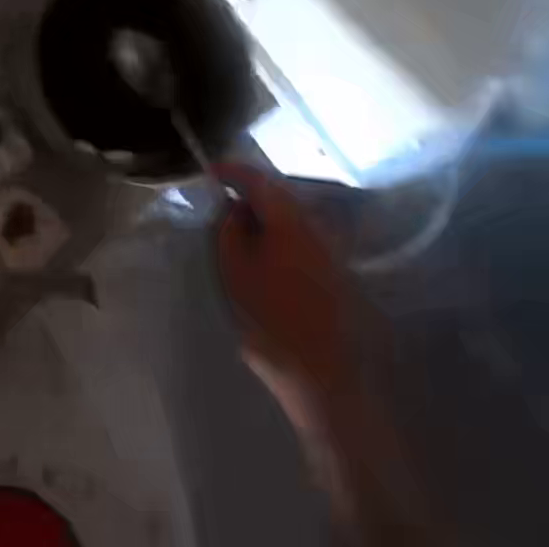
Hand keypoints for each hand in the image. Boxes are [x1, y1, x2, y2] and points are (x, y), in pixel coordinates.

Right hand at [216, 163, 364, 393]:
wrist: (324, 376)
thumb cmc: (271, 318)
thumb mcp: (234, 270)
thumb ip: (230, 230)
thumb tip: (234, 207)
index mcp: (289, 221)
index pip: (259, 180)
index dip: (233, 172)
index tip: (211, 173)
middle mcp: (317, 227)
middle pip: (281, 195)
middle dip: (252, 191)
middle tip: (225, 197)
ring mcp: (332, 250)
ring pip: (294, 216)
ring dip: (268, 213)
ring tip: (242, 224)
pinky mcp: (337, 272)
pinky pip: (303, 236)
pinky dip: (281, 232)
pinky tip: (267, 249)